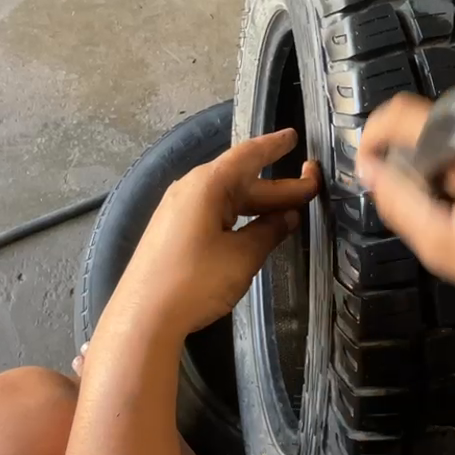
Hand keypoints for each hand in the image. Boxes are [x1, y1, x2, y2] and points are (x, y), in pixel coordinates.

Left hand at [102, 128, 318, 343]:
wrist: (142, 318)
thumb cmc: (195, 281)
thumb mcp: (242, 257)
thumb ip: (268, 232)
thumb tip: (288, 216)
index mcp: (207, 185)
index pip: (248, 155)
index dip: (273, 146)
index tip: (293, 136)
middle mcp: (190, 189)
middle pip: (241, 180)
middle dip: (277, 187)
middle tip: (312, 188)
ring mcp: (178, 210)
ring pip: (227, 199)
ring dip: (258, 205)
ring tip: (291, 212)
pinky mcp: (172, 231)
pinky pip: (213, 213)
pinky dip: (239, 217)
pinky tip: (256, 229)